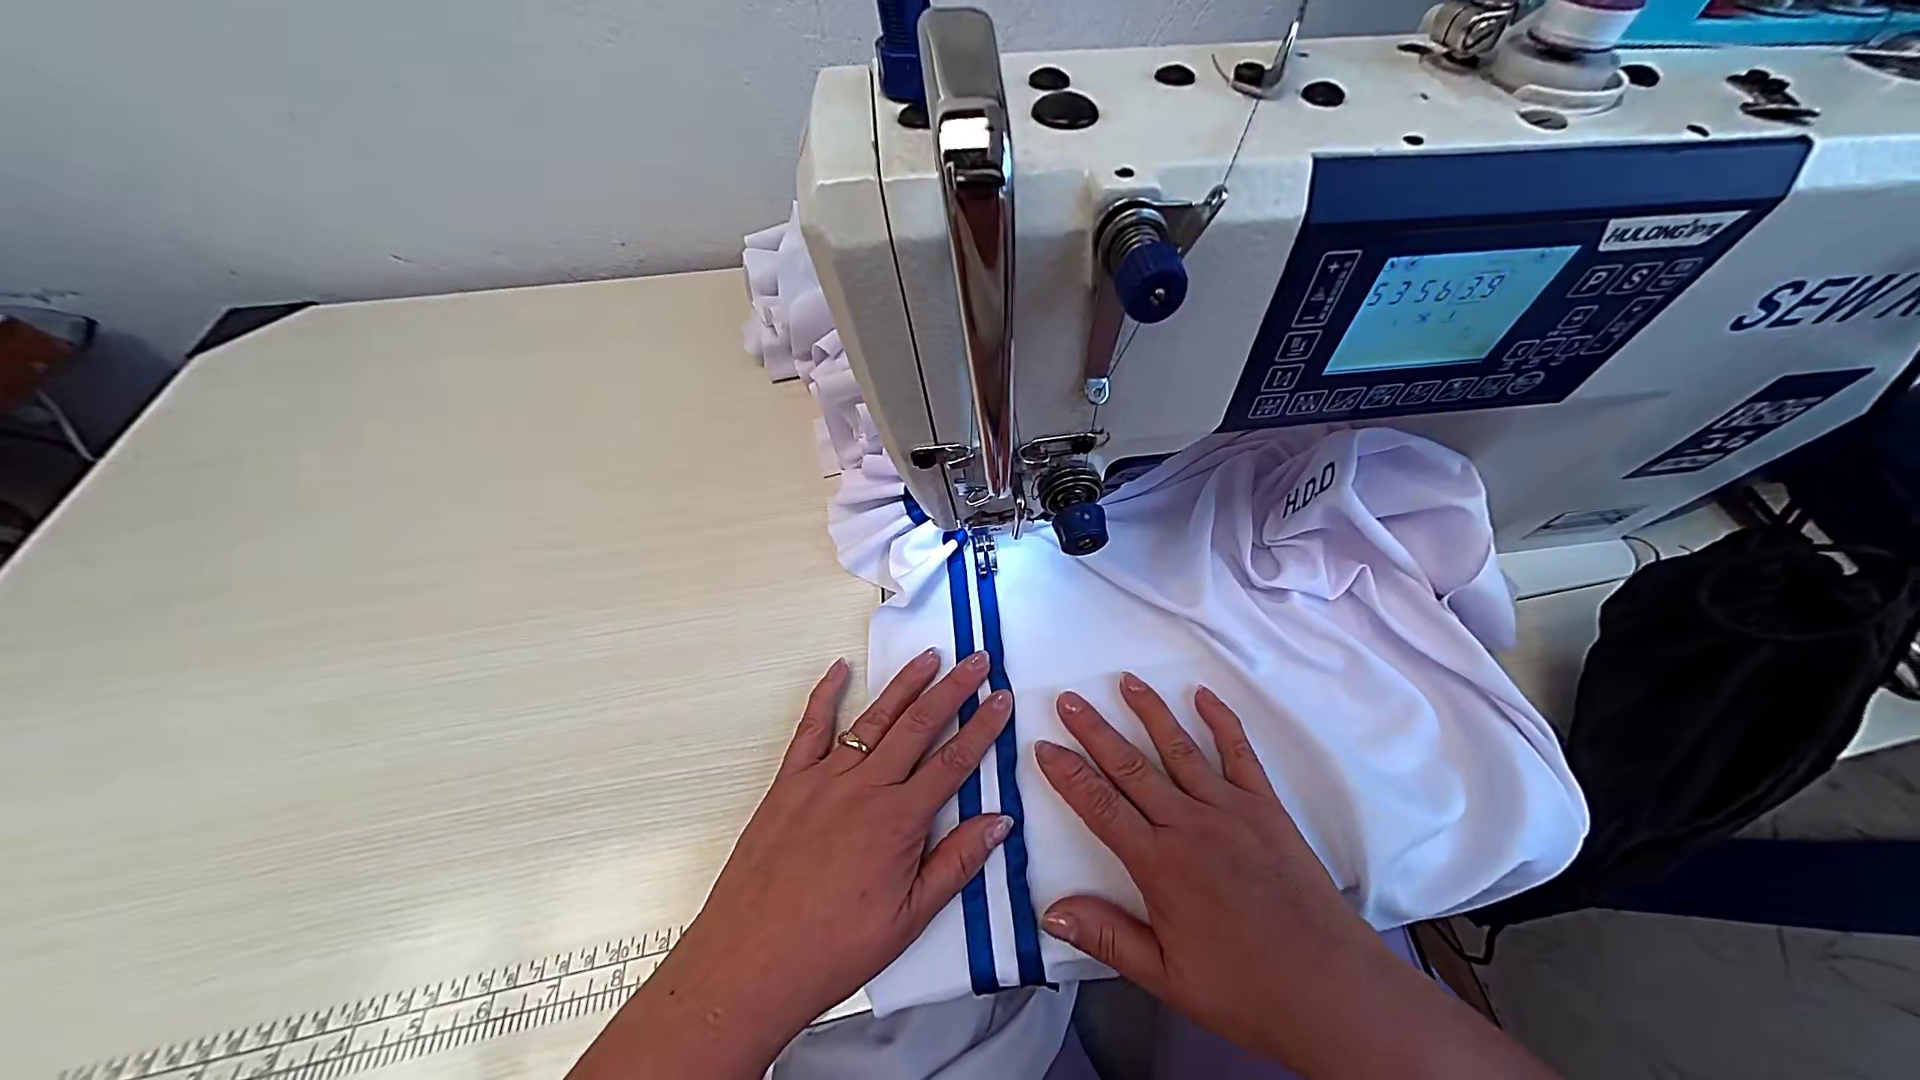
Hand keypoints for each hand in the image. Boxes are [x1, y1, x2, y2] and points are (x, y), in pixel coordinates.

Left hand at [570, 651, 1014, 1079]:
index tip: (1000, 701)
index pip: (953, 760)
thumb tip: (996, 824)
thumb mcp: (908, 918)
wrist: (750, 962)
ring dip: (905, 684)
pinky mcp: (789, 782)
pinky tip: (839, 671)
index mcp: (897, 821)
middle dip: (954, 688)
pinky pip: (811, 727)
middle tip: (976, 662)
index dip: (983, 727)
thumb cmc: (828, 948)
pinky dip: (825, 694)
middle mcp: (864, 789)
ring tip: (929, 658)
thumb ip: (956, 864)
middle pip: (920, 724)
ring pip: (875, 718)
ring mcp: (823, 779)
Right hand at [1035, 675, 1556, 1079]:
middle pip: (1131, 766)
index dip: (1067, 774)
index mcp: (1160, 864)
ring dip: (1149, 712)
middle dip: (1094, 730)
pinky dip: (1221, 721)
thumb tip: (1049, 911)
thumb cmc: (1246, 989)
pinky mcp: (1267, 807)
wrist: (1336, 993)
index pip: (1100, 806)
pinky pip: (1240, 754)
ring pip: (1179, 749)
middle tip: (1068, 699)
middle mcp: (1190, 825)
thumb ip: (1107, 937)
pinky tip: (1203, 695)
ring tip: (1125, 681)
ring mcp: (1231, 810)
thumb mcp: (1167, 977)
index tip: (1043, 745)